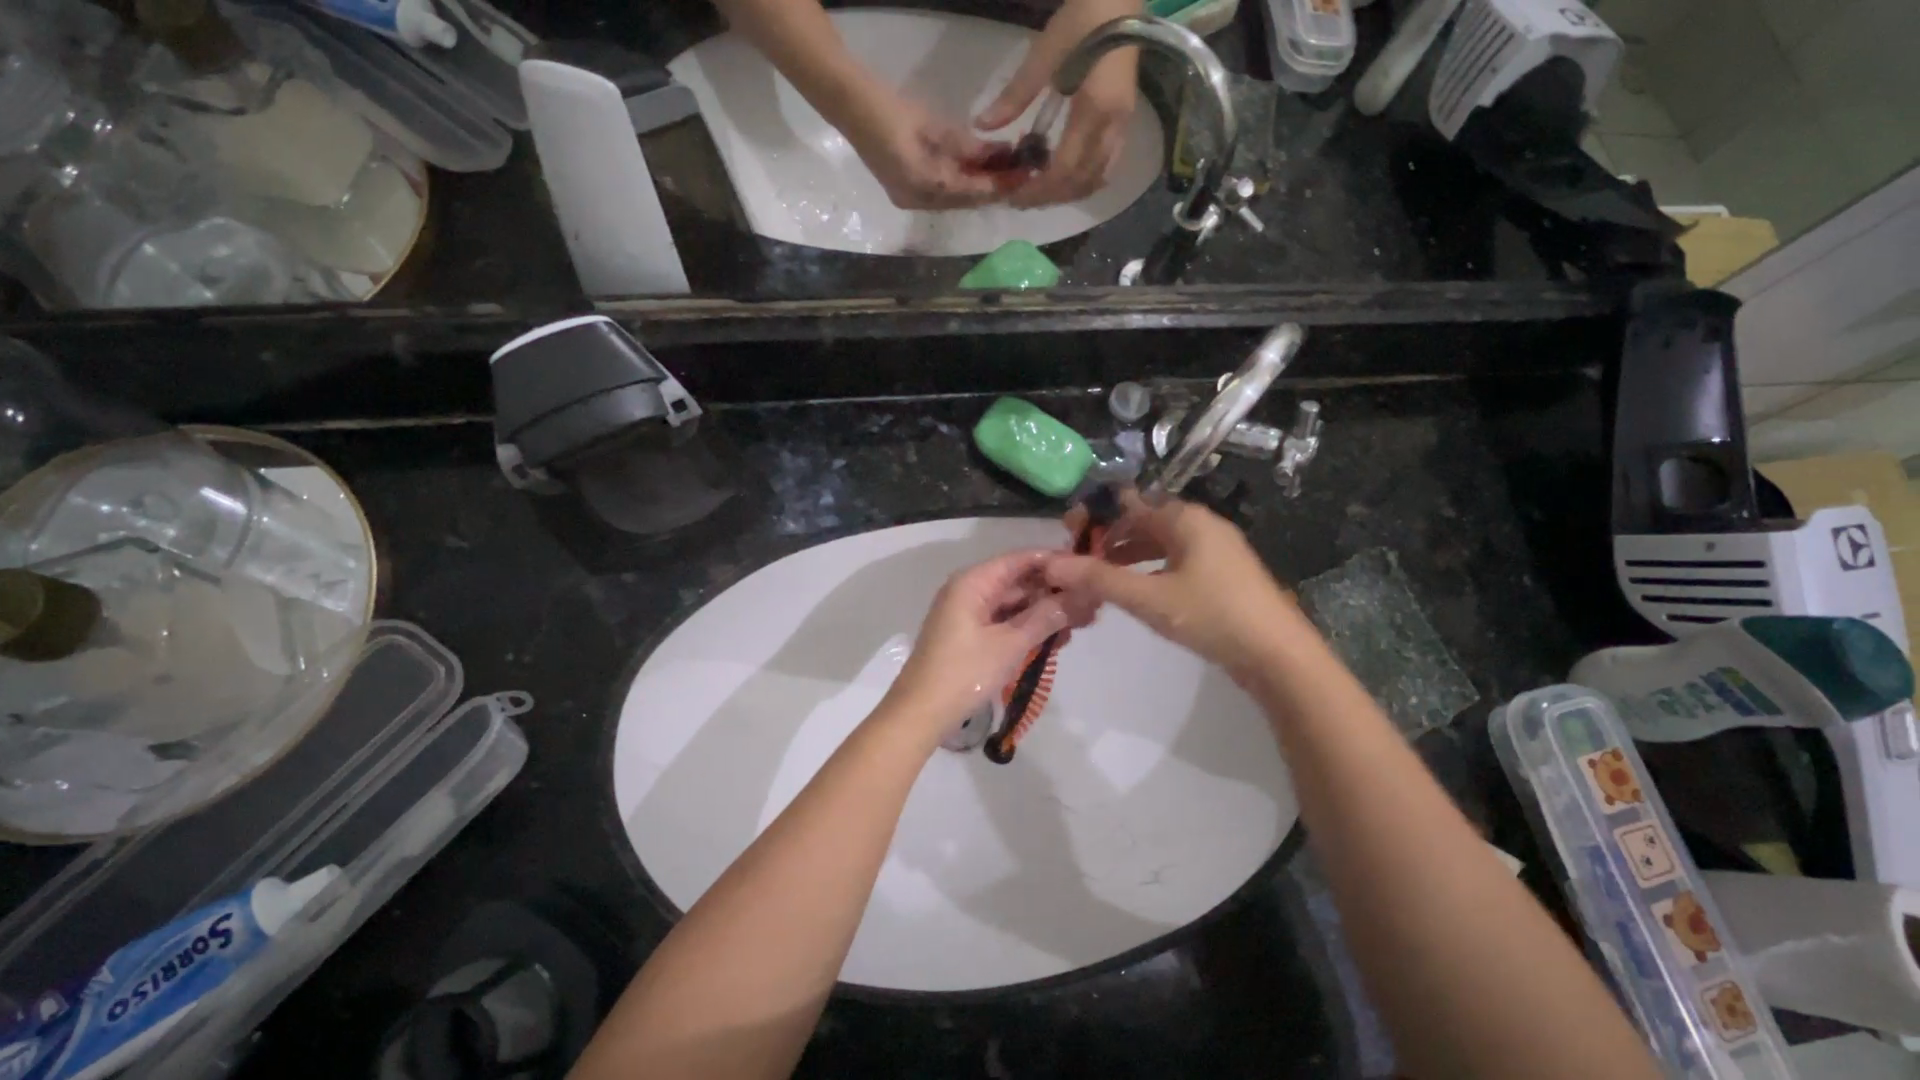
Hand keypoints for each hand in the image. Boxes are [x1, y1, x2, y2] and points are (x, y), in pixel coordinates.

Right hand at [837, 83, 1002, 209]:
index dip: (997, 184)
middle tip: (1018, 172)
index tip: (1022, 175)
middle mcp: (916, 201)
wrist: (850, 106)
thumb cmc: (889, 110)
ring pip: (955, 198)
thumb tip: (999, 154)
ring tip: (1005, 169)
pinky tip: (979, 169)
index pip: (969, 191)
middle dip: (991, 188)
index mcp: (921, 185)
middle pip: (963, 201)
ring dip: (979, 185)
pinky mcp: (907, 191)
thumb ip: (966, 145)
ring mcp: (910, 199)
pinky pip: (943, 192)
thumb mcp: (933, 125)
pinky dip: (962, 182)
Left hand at [883, 550, 1097, 740]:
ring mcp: (967, 613)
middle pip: (1017, 581)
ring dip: (1043, 612)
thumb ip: (1046, 617)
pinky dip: (1027, 627)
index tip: (1088, 571)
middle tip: (1091, 606)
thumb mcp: (1010, 644)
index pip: (1020, 559)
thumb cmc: (964, 673)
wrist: (920, 713)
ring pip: (1012, 604)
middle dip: (1053, 592)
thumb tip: (1081, 595)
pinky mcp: (968, 635)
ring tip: (1081, 625)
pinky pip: (1003, 622)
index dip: (1054, 563)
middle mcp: (968, 590)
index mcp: (973, 582)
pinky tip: (1055, 639)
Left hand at [975, 0, 1140, 207]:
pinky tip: (1063, 175)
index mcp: (1093, 109)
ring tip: (1040, 189)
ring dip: (1068, 192)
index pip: (1065, 168)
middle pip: (1082, 182)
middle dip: (1051, 197)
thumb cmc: (1082, 20)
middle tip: (1022, 198)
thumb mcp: (1044, 53)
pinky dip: (1084, 179)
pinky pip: (1106, 166)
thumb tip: (984, 124)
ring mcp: (1123, 125)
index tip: (1015, 195)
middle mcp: (1113, 125)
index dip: (1039, 189)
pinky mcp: (1125, 122)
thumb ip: (1016, 94)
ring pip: (1097, 179)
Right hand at [1048, 492, 1304, 682]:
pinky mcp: (1223, 575)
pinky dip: (1151, 570)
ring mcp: (1216, 550)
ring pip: (1161, 543)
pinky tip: (1136, 592)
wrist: (1277, 654)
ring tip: (1099, 579)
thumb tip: (1051, 563)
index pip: (1130, 503)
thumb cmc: (1212, 615)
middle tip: (1078, 561)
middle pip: (1146, 521)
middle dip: (1110, 538)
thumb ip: (1099, 579)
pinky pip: (1176, 561)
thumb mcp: (1149, 599)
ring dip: (1129, 556)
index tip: (1067, 536)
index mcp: (1186, 518)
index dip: (1096, 515)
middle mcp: (1202, 525)